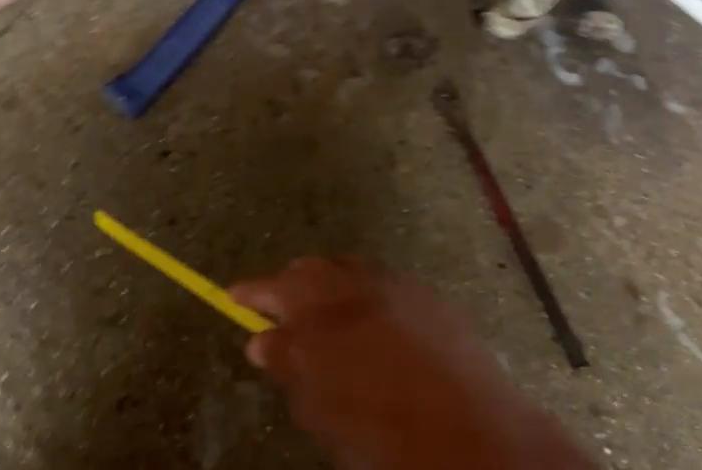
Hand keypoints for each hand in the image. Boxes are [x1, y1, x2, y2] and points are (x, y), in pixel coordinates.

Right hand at [230, 258, 594, 469]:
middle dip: (292, 290)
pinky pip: (384, 289)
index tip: (230, 298)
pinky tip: (375, 334)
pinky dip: (369, 303)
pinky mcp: (431, 298)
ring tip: (328, 326)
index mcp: (319, 300)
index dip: (248, 294)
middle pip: (311, 271)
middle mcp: (355, 277)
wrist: (472, 430)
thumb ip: (287, 364)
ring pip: (349, 275)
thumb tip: (262, 340)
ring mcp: (396, 283)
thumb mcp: (318, 403)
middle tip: (282, 319)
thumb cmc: (379, 422)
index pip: (270, 288)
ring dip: (332, 293)